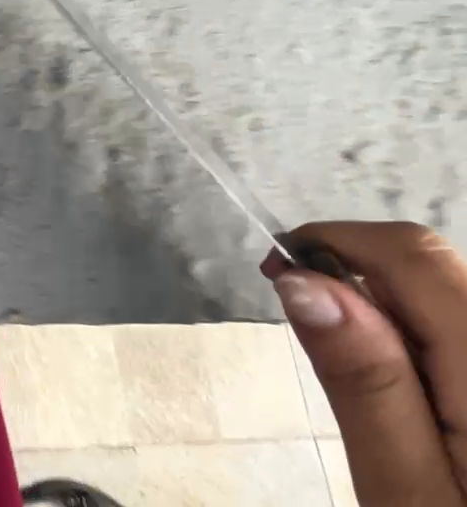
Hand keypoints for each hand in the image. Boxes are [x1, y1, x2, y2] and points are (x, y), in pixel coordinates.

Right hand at [267, 222, 466, 505]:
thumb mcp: (407, 488)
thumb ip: (364, 381)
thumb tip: (300, 281)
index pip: (413, 256)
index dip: (331, 242)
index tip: (277, 276)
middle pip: (440, 269)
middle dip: (359, 277)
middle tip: (312, 329)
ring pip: (459, 296)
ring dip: (395, 309)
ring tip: (370, 373)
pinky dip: (432, 336)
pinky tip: (422, 388)